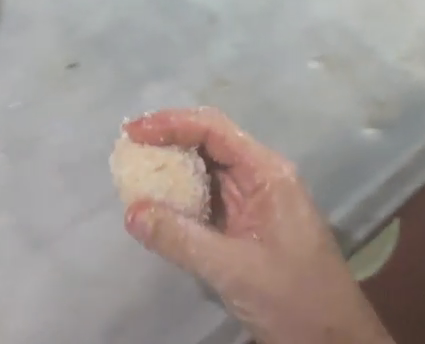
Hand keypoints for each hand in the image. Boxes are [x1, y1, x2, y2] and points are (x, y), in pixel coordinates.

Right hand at [122, 108, 393, 343]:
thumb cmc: (296, 301)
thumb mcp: (234, 270)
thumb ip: (181, 238)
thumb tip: (130, 211)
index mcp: (267, 173)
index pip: (212, 128)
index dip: (170, 123)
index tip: (133, 133)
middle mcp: (261, 177)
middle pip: (207, 141)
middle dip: (167, 140)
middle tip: (128, 147)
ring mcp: (255, 201)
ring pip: (206, 168)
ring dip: (171, 167)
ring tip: (135, 170)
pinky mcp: (248, 225)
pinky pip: (209, 196)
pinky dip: (181, 195)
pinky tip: (157, 203)